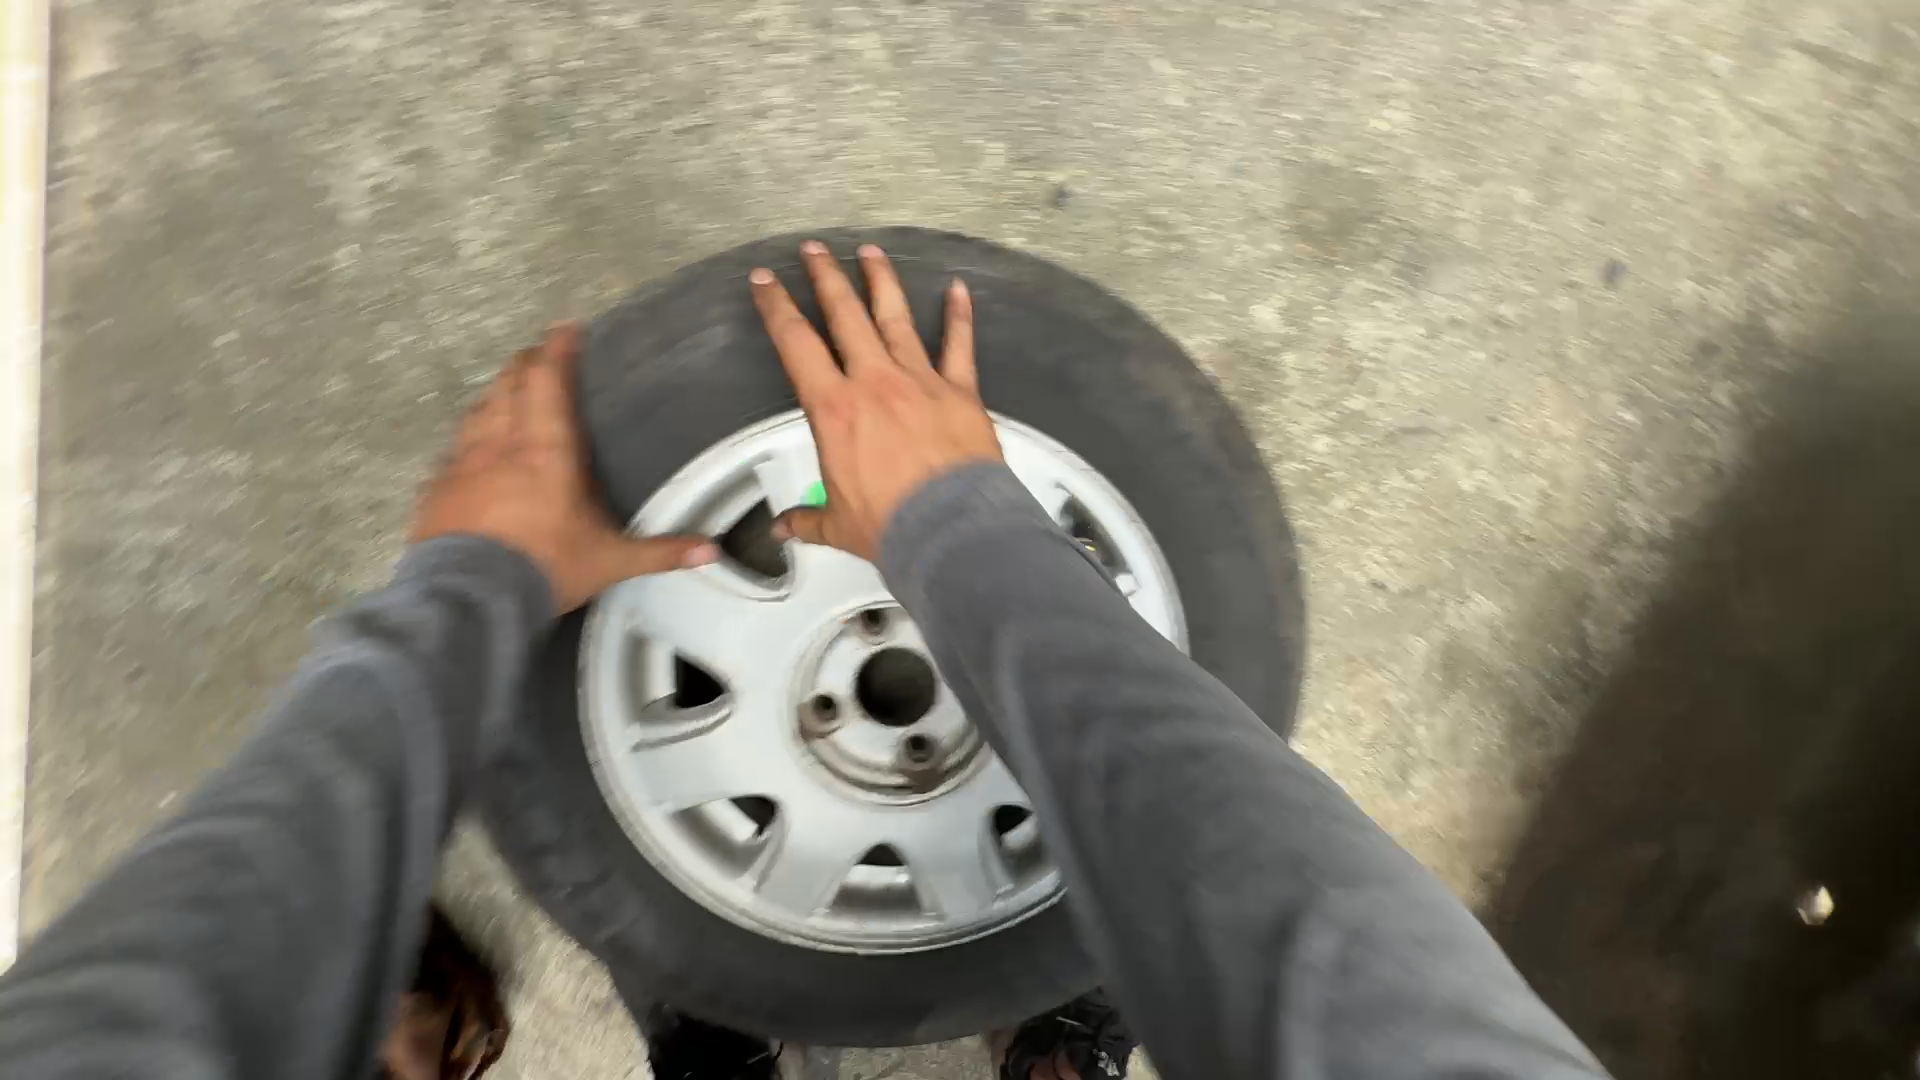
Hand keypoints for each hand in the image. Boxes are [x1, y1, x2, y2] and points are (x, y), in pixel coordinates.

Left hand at [412, 324, 717, 612]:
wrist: (468, 597)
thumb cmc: (546, 565)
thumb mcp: (611, 561)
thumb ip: (661, 552)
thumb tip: (713, 550)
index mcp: (547, 452)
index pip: (548, 383)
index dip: (558, 351)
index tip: (568, 329)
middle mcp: (501, 444)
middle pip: (509, 385)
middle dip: (527, 364)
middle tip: (542, 355)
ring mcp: (463, 463)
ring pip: (479, 409)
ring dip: (497, 392)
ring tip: (511, 389)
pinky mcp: (437, 487)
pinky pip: (455, 446)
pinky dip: (471, 433)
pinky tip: (474, 445)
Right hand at [750, 241, 1002, 560]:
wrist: (950, 528)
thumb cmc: (892, 524)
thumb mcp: (838, 525)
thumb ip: (807, 520)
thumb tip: (784, 529)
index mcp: (835, 410)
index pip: (796, 345)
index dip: (777, 308)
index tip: (766, 282)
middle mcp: (875, 383)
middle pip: (845, 315)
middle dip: (826, 278)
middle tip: (815, 250)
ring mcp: (920, 381)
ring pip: (896, 318)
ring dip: (881, 281)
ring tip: (870, 252)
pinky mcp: (960, 392)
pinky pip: (959, 345)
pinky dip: (959, 316)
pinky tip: (958, 290)